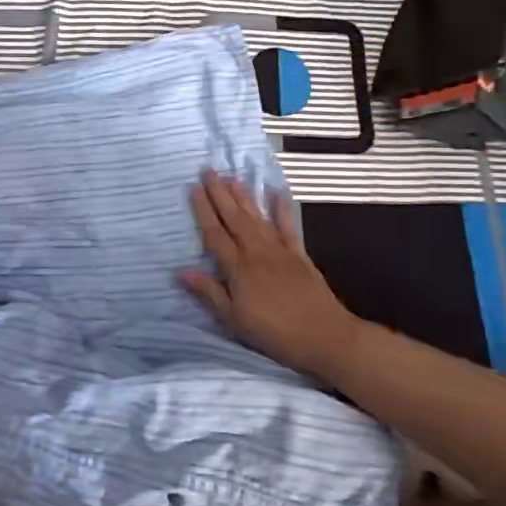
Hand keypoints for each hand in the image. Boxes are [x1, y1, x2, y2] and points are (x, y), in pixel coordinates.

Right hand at [181, 171, 368, 379]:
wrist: (323, 335)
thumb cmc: (274, 333)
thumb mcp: (234, 319)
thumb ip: (209, 292)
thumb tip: (181, 272)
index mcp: (238, 268)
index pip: (215, 234)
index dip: (203, 210)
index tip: (193, 188)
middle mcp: (257, 252)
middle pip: (235, 218)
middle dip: (220, 193)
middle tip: (209, 170)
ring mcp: (280, 250)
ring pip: (257, 216)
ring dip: (244, 196)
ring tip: (232, 177)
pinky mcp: (299, 254)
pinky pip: (287, 225)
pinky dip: (281, 207)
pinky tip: (276, 192)